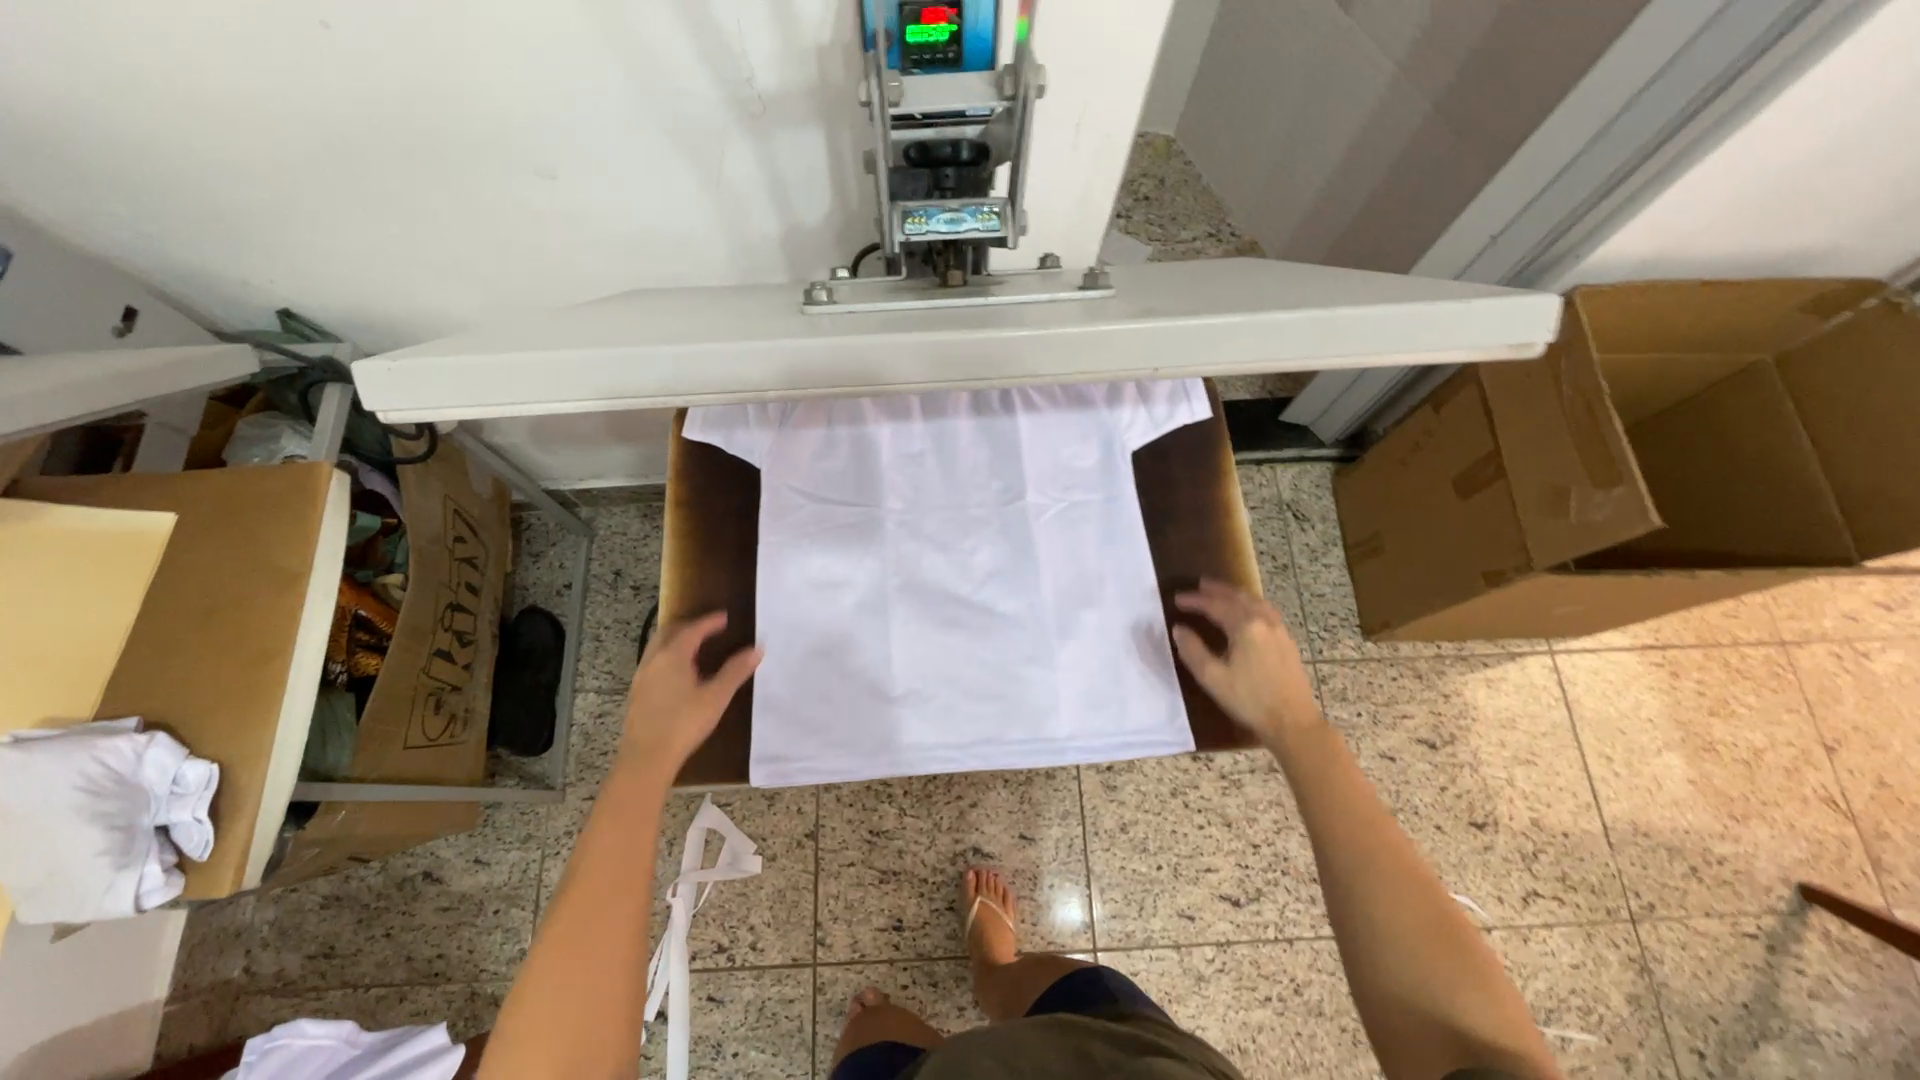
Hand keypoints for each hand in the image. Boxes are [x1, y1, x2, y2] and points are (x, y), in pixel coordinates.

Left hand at [618, 610, 761, 771]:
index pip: (693, 630)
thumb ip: (736, 671)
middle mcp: (653, 660)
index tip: (725, 617)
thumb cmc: (684, 724)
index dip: (710, 622)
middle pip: (669, 632)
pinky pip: (653, 663)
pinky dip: (668, 657)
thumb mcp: (716, 697)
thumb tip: (757, 649)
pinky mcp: (637, 693)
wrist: (646, 757)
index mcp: (673, 656)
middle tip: (708, 628)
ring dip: (676, 641)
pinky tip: (678, 674)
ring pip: (657, 647)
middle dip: (689, 626)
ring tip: (694, 648)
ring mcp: (641, 677)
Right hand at [1172, 579, 1319, 743]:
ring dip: (1236, 594)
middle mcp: (1264, 622)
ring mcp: (1279, 631)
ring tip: (1223, 593)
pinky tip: (1249, 612)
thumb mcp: (1213, 678)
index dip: (1195, 601)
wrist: (1293, 722)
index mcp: (1245, 627)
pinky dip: (1251, 604)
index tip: (1177, 599)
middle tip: (1200, 585)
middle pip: (1238, 597)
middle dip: (1217, 590)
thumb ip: (1193, 651)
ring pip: (1255, 602)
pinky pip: (1267, 611)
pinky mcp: (1287, 642)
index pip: (1215, 606)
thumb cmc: (1249, 700)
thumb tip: (1179, 629)